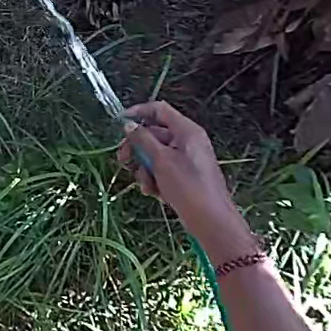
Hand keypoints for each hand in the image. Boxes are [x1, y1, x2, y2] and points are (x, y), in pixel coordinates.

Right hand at [116, 101, 256, 262]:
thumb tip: (129, 125)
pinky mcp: (183, 176)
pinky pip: (162, 169)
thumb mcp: (161, 160)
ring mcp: (185, 159)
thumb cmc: (188, 186)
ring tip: (147, 185)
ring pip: (154, 154)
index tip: (120, 123)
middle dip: (137, 149)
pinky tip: (155, 192)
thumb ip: (143, 140)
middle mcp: (186, 141)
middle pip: (153, 134)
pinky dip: (155, 179)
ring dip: (145, 169)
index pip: (159, 110)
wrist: (211, 221)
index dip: (138, 113)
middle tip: (123, 161)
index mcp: (186, 131)